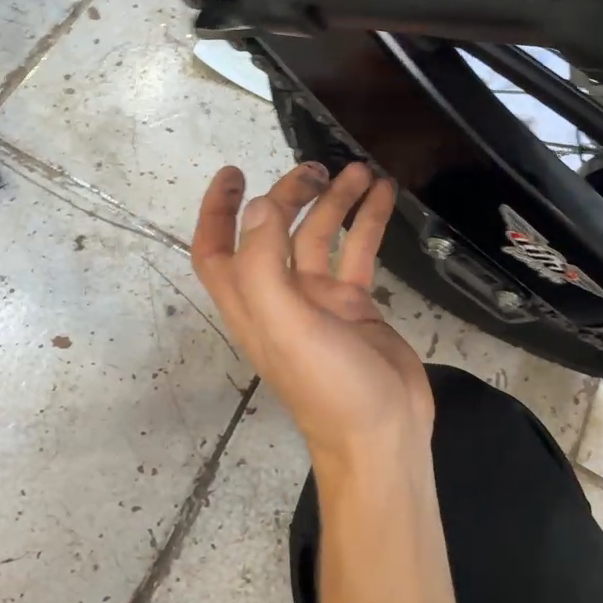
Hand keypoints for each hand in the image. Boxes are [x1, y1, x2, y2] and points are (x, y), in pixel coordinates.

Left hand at [191, 161, 430, 463]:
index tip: (234, 172)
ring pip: (320, 238)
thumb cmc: (330, 386)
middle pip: (273, 234)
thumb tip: (258, 206)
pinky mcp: (355, 306)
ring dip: (336, 202)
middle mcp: (279, 300)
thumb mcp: (285, 326)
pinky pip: (358, 254)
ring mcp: (318, 302)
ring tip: (363, 171)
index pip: (216, 250)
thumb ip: (263, 265)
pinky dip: (368, 223)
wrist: (384, 433)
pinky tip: (385, 196)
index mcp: (251, 306)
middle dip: (291, 196)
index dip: (217, 212)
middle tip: (319, 169)